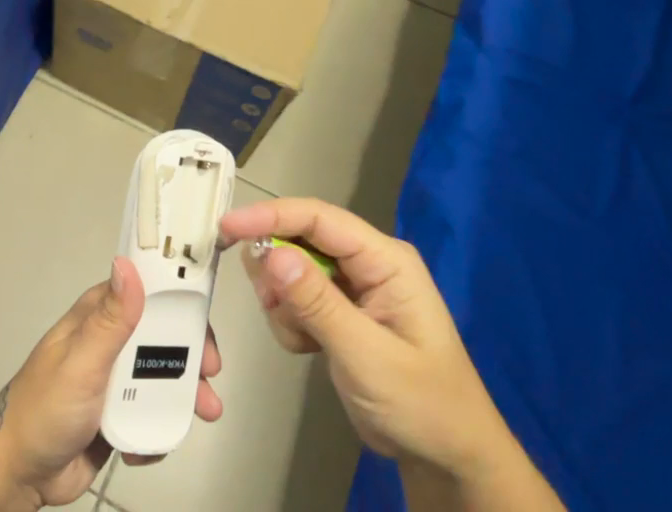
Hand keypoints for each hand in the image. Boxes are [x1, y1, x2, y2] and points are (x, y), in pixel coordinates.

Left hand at [0, 257, 220, 510]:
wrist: (20, 473)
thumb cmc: (45, 409)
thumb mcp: (82, 362)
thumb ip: (110, 319)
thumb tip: (127, 264)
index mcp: (97, 319)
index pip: (145, 293)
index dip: (179, 301)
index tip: (204, 319)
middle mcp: (108, 344)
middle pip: (163, 337)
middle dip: (191, 354)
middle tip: (211, 373)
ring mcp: (114, 381)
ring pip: (162, 378)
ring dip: (185, 394)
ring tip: (205, 412)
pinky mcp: (118, 415)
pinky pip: (152, 414)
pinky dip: (160, 427)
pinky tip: (152, 442)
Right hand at [219, 199, 515, 482]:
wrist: (444, 455)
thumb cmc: (421, 403)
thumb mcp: (367, 355)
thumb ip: (318, 303)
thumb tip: (271, 253)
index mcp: (384, 259)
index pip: (319, 218)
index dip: (270, 216)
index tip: (227, 227)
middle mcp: (367, 263)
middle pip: (299, 238)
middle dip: (275, 269)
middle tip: (272, 306)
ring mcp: (352, 286)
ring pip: (290, 269)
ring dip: (282, 303)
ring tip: (302, 339)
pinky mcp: (338, 310)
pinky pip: (294, 298)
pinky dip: (289, 321)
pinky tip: (309, 350)